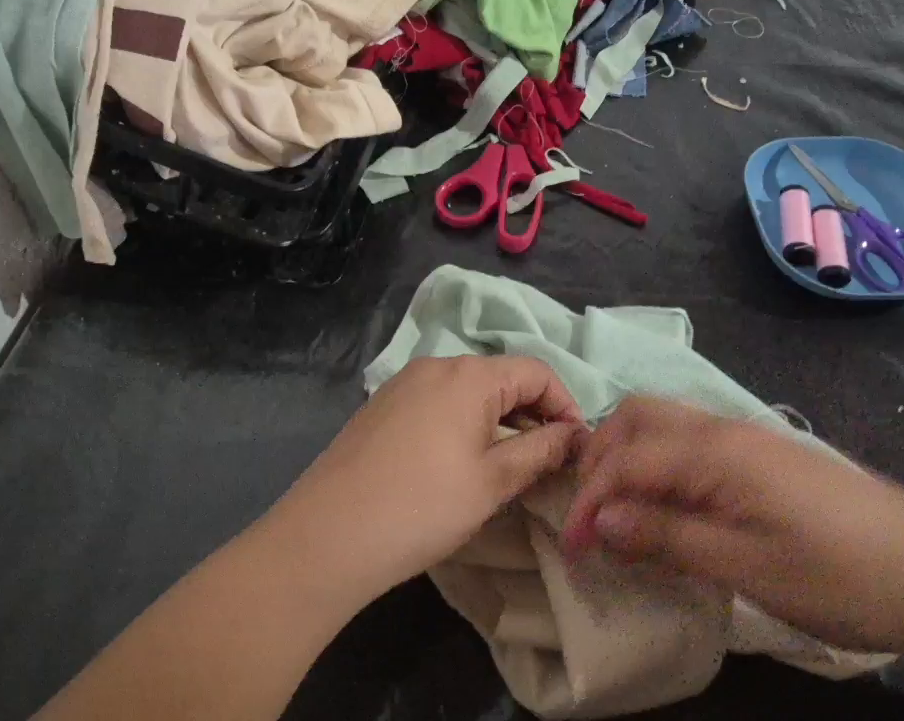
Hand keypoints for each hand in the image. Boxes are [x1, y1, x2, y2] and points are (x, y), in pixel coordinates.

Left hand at [267, 356, 584, 604]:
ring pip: (469, 392)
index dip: (566, 405)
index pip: (536, 371)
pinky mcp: (382, 407)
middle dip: (533, 415)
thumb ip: (540, 451)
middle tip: (549, 463)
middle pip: (502, 378)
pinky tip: (460, 465)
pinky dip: (463, 425)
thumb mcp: (492, 482)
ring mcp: (403, 384)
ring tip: (509, 468)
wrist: (326, 538)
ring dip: (498, 422)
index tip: (577, 448)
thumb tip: (573, 435)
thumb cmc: (422, 507)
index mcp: (468, 375)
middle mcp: (436, 366)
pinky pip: (438, 404)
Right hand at [563, 396, 903, 657]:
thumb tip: (601, 521)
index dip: (591, 498)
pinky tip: (671, 508)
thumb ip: (668, 537)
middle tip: (592, 518)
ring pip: (666, 425)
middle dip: (602, 458)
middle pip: (640, 418)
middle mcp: (725, 428)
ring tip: (622, 513)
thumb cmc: (839, 575)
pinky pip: (693, 444)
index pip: (627, 457)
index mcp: (715, 450)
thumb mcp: (746, 567)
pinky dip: (662, 466)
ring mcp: (749, 438)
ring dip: (631, 458)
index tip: (573, 546)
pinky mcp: (767, 456)